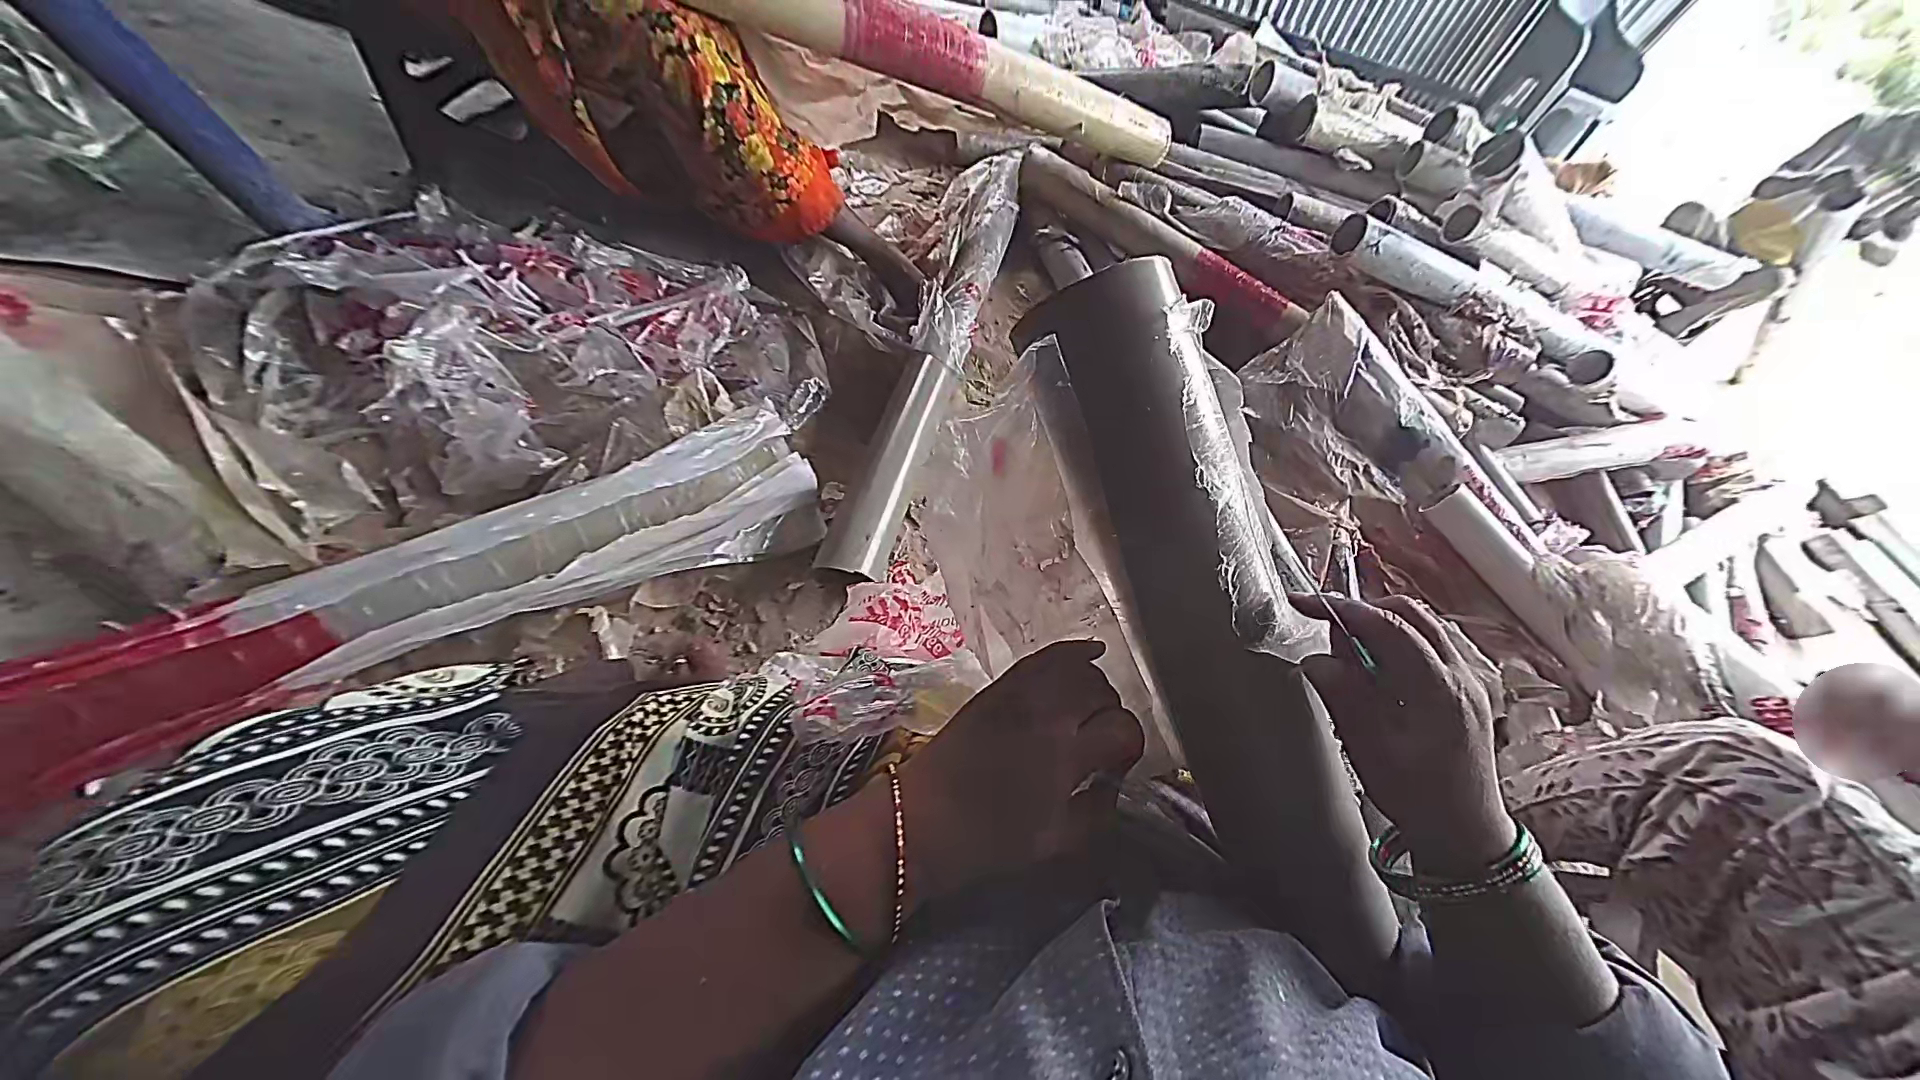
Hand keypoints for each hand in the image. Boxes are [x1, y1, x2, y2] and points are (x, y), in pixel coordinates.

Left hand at [898, 640, 1143, 901]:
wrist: (921, 820)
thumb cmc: (988, 840)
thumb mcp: (1057, 841)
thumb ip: (1099, 810)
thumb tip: (1114, 781)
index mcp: (1065, 756)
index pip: (1123, 728)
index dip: (1128, 746)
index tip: (1118, 762)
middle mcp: (1047, 714)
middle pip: (1103, 693)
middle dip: (1111, 715)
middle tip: (1100, 738)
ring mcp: (1020, 694)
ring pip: (1078, 669)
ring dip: (1095, 686)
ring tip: (1088, 708)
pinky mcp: (999, 687)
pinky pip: (1044, 657)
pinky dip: (1072, 652)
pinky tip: (1091, 653)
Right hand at [1289, 594, 1513, 875]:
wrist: (1465, 830)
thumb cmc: (1415, 794)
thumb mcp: (1368, 746)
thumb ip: (1344, 694)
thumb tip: (1317, 658)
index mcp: (1437, 687)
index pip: (1385, 624)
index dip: (1339, 607)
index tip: (1302, 602)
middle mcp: (1461, 674)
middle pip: (1409, 612)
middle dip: (1362, 610)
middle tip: (1327, 630)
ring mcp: (1469, 679)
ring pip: (1422, 624)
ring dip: (1380, 624)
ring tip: (1350, 654)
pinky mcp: (1466, 688)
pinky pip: (1430, 643)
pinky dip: (1397, 640)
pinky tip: (1377, 668)